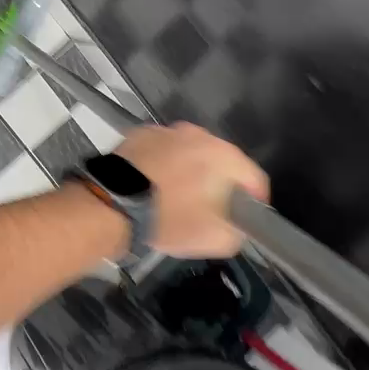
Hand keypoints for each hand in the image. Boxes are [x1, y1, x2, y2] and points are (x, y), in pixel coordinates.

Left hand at [115, 122, 268, 257]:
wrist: (113, 203)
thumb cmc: (170, 220)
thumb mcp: (217, 239)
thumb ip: (237, 229)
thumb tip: (235, 223)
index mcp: (223, 156)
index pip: (254, 177)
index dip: (255, 199)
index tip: (246, 216)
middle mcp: (198, 135)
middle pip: (222, 160)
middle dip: (221, 181)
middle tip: (212, 206)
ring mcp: (167, 130)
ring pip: (191, 151)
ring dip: (191, 168)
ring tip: (179, 194)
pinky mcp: (140, 132)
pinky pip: (163, 148)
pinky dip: (164, 161)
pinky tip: (155, 181)